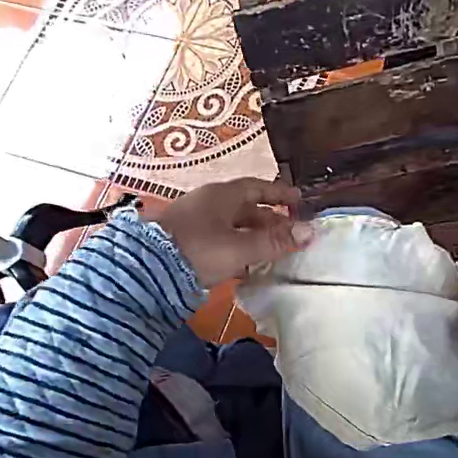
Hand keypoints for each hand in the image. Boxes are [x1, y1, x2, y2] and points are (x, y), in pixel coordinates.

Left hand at [154, 178, 312, 287]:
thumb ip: (276, 241)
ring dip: (254, 235)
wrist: (147, 269)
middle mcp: (208, 203)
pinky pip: (220, 238)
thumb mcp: (242, 247)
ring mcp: (195, 221)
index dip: (280, 194)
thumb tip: (311, 231)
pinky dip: (238, 246)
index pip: (258, 188)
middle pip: (246, 207)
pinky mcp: (186, 241)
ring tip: (273, 250)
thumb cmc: (199, 250)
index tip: (299, 200)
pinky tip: (247, 262)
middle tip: (291, 231)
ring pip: (232, 224)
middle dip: (270, 219)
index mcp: (222, 196)